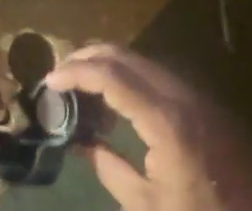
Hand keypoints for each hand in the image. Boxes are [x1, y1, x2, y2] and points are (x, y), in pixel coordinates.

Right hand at [45, 44, 251, 210]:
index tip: (49, 80)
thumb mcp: (148, 205)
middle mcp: (179, 94)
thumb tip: (80, 142)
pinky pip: (155, 75)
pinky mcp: (202, 103)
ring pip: (140, 60)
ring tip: (80, 88)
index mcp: (164, 119)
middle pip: (124, 55)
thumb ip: (109, 167)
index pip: (110, 75)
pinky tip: (115, 103)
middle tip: (59, 74)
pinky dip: (127, 77)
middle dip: (87, 58)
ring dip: (106, 65)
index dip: (75, 72)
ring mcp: (193, 94)